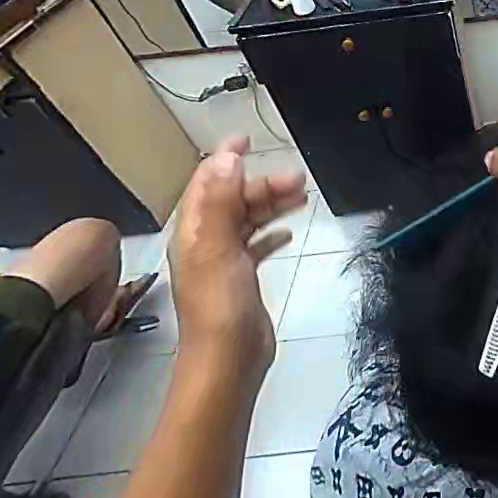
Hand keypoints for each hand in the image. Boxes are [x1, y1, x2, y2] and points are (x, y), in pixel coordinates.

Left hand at [167, 136, 307, 384]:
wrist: (228, 358)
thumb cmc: (222, 304)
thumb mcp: (218, 249)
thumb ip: (220, 203)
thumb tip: (227, 159)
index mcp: (195, 232)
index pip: (208, 184)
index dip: (225, 160)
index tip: (247, 139)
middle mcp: (205, 241)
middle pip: (234, 200)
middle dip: (263, 184)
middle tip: (299, 178)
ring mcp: (223, 260)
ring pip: (248, 219)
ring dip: (271, 203)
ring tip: (302, 196)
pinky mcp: (241, 277)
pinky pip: (257, 243)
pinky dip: (272, 231)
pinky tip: (288, 231)